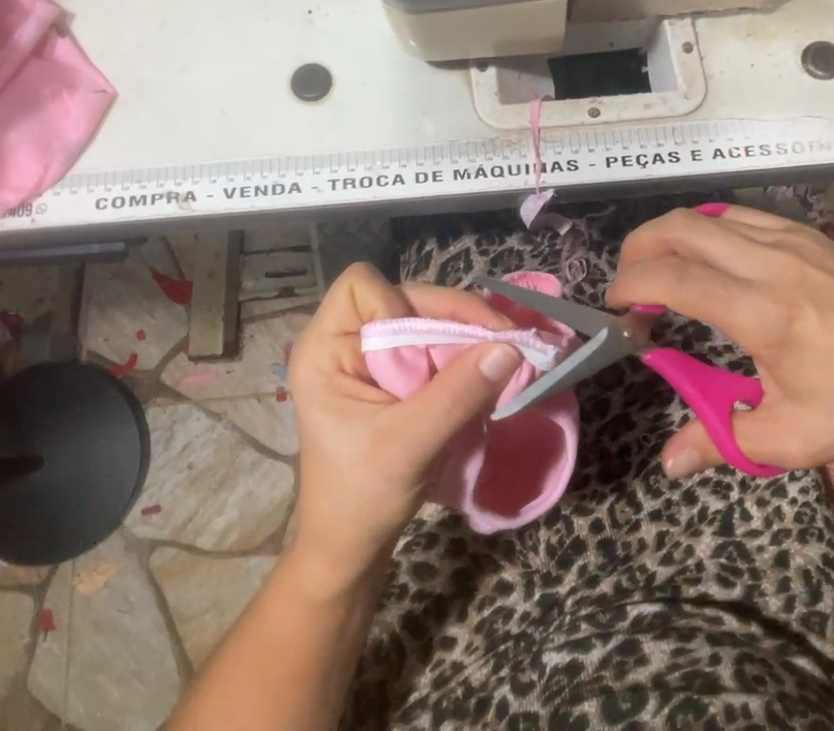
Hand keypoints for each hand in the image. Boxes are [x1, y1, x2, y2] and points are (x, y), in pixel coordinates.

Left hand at [285, 264, 522, 592]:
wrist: (351, 546)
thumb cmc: (362, 497)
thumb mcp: (409, 445)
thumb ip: (456, 394)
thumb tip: (508, 347)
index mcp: (325, 350)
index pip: (361, 286)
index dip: (399, 302)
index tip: (432, 343)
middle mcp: (344, 343)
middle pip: (405, 298)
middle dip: (454, 316)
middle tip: (508, 341)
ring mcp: (370, 359)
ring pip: (424, 320)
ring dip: (465, 335)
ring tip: (507, 356)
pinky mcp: (393, 377)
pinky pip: (431, 347)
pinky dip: (462, 355)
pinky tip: (489, 373)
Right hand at [607, 205, 833, 477]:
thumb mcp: (793, 438)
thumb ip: (720, 443)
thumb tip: (668, 464)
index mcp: (762, 314)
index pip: (672, 279)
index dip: (630, 287)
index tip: (617, 311)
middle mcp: (769, 264)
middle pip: (678, 228)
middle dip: (637, 249)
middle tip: (627, 285)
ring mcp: (790, 240)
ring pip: (706, 214)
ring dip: (669, 236)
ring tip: (659, 270)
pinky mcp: (806, 234)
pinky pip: (737, 215)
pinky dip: (705, 229)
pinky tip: (707, 258)